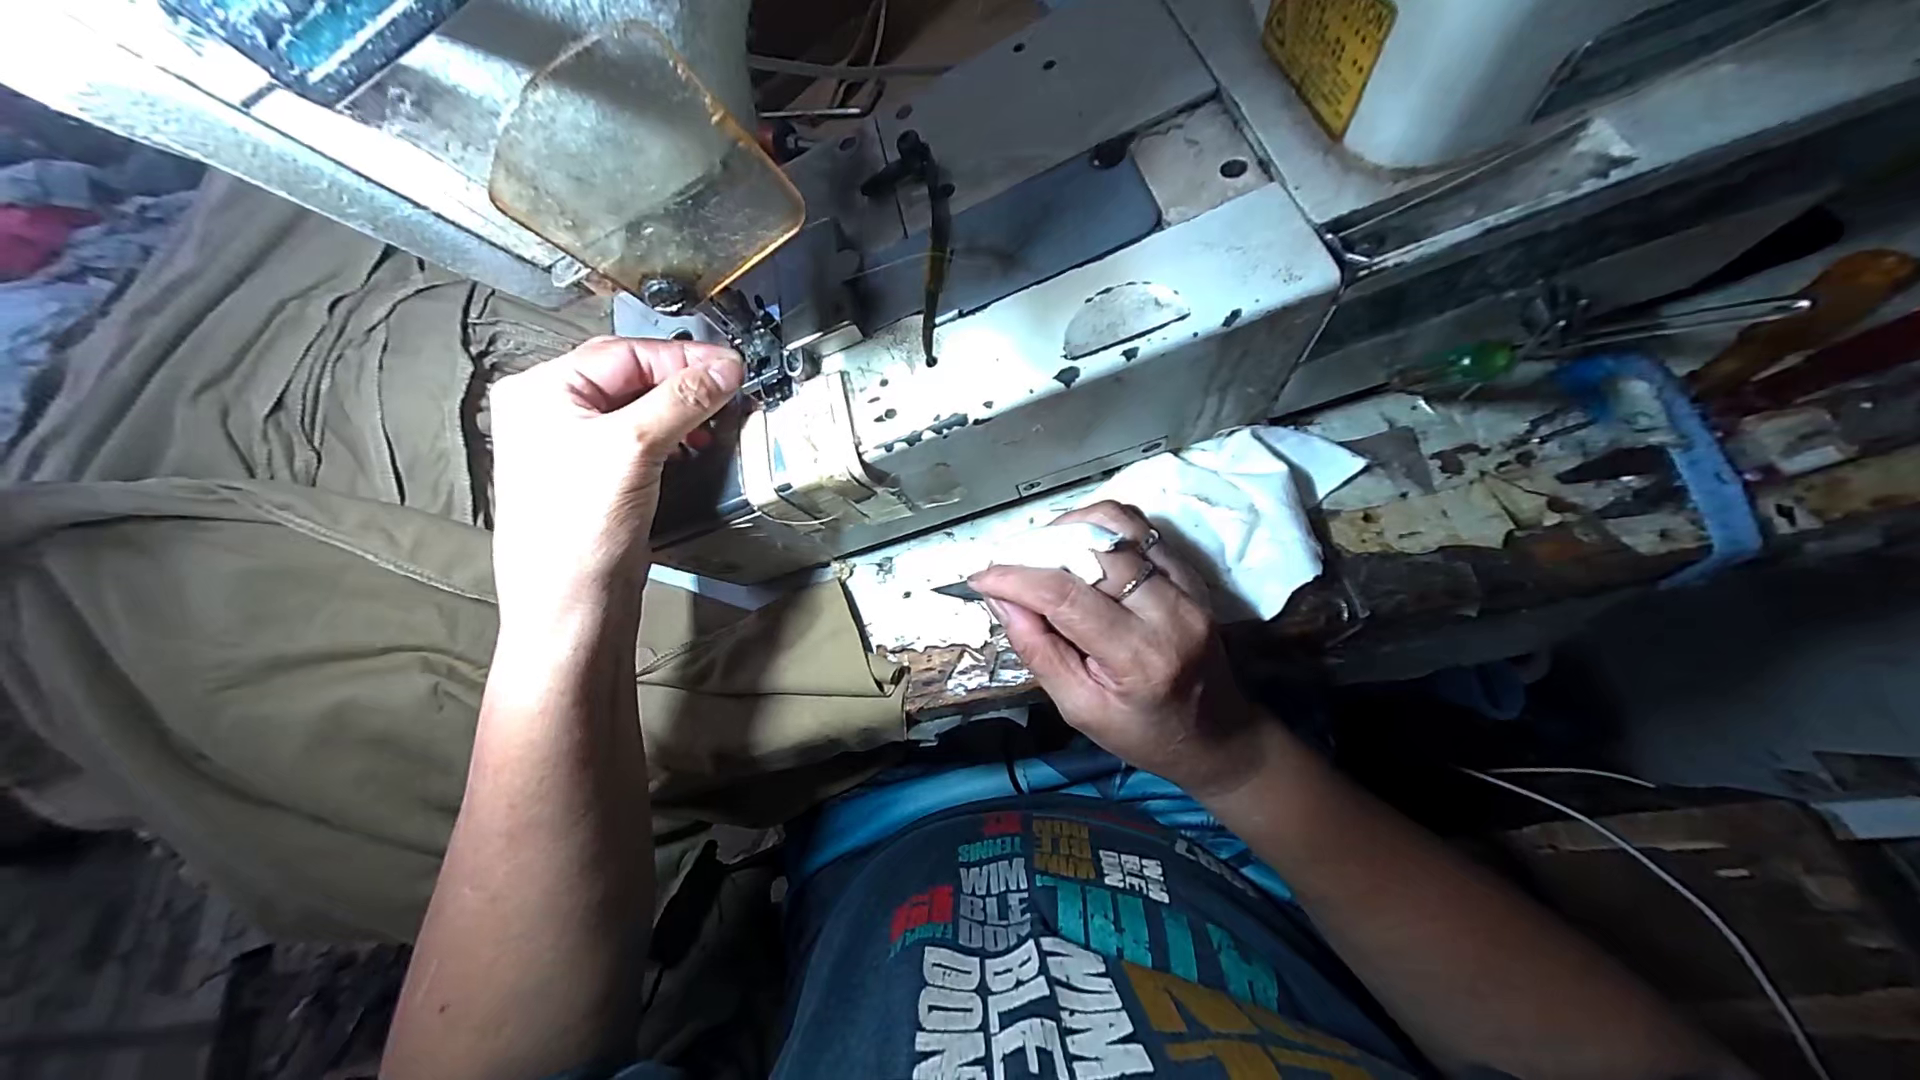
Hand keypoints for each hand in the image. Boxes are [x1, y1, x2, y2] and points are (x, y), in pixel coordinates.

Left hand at [486, 336, 743, 617]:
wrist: (574, 602)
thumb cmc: (576, 532)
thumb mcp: (634, 447)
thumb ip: (683, 399)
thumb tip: (723, 369)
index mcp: (543, 391)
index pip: (628, 353)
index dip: (684, 358)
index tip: (730, 366)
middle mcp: (555, 414)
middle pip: (636, 378)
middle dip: (688, 384)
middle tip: (731, 390)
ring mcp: (579, 447)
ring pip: (644, 409)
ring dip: (686, 412)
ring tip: (717, 420)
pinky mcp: (603, 477)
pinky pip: (646, 440)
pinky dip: (676, 437)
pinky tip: (695, 446)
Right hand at [968, 501, 1269, 797]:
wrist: (1218, 735)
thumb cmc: (1144, 734)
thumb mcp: (1079, 708)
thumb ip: (1038, 650)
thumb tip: (1002, 600)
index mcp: (1140, 658)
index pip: (1067, 597)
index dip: (1016, 579)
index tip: (982, 578)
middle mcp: (1170, 613)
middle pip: (1094, 551)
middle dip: (1040, 549)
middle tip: (1010, 565)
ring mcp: (1188, 588)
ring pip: (1120, 527)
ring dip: (1071, 529)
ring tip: (1043, 551)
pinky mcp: (1193, 575)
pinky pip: (1141, 530)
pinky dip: (1102, 529)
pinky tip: (1080, 549)